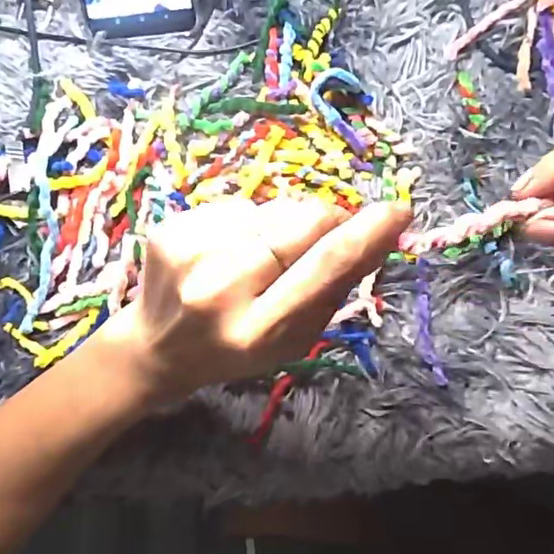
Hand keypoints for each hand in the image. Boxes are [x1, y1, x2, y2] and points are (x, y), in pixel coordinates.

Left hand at [102, 197, 411, 400]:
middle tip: (322, 238)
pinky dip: (248, 222)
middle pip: (302, 221)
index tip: (398, 211)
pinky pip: (238, 205)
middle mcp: (219, 288)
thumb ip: (333, 291)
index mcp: (256, 331)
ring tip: (259, 258)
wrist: (155, 346)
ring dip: (283, 224)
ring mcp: (189, 252)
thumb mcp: (293, 340)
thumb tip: (379, 235)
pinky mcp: (170, 226)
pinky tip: (229, 250)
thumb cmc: (237, 348)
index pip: (324, 268)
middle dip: (326, 221)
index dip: (366, 235)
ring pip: (273, 208)